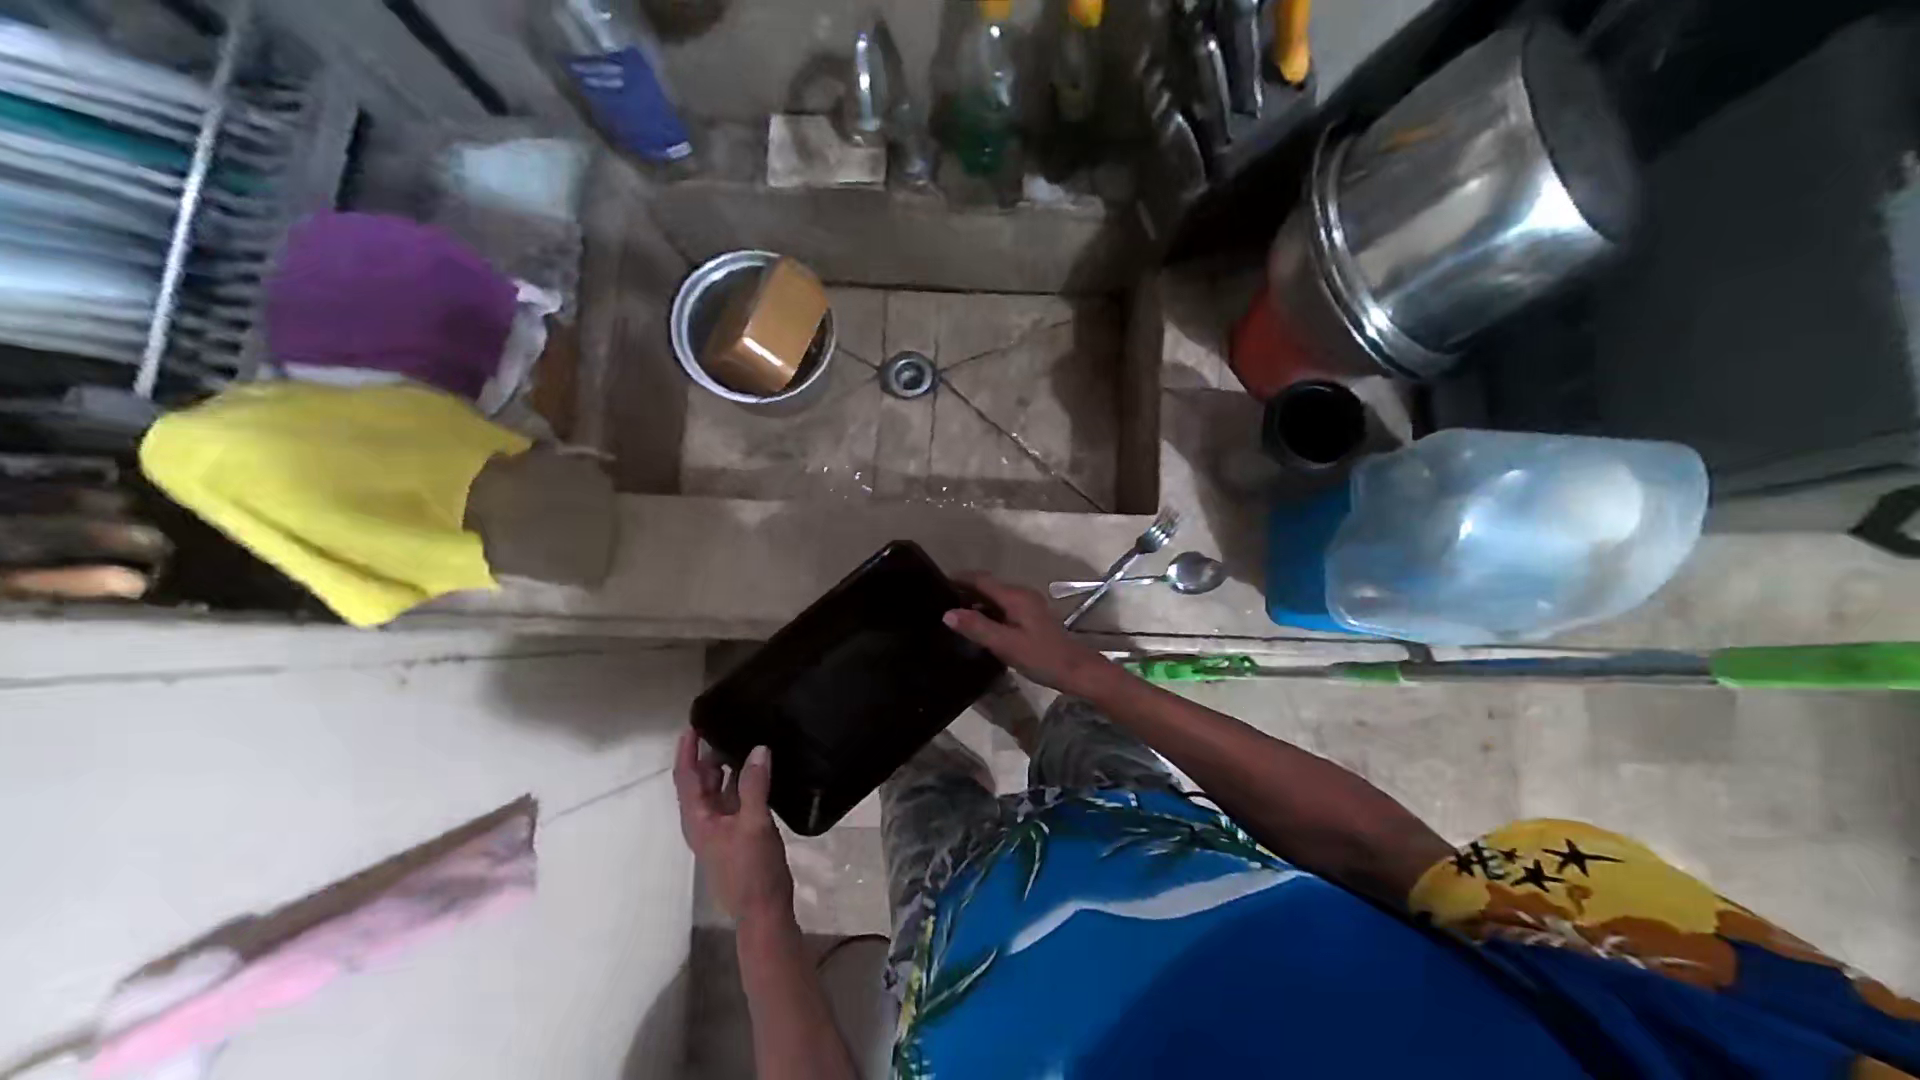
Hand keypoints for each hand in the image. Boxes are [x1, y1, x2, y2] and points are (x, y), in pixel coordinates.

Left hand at [673, 730, 794, 926]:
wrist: (763, 910)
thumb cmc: (751, 869)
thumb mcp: (754, 824)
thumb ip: (754, 785)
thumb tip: (759, 748)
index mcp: (698, 819)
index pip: (686, 776)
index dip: (687, 750)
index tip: (694, 724)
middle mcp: (705, 820)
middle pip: (702, 780)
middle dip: (710, 754)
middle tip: (729, 725)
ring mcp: (722, 827)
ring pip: (721, 788)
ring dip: (729, 766)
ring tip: (746, 739)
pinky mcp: (740, 832)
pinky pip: (737, 798)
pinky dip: (744, 781)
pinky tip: (761, 769)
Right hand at [943, 572, 1115, 695]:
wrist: (1076, 671)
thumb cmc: (1042, 657)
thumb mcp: (1005, 644)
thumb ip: (977, 627)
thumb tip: (947, 613)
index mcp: (1015, 596)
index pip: (981, 579)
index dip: (959, 579)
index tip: (937, 583)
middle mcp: (1021, 595)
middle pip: (988, 587)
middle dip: (964, 591)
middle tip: (940, 602)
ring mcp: (1028, 606)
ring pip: (995, 599)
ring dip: (975, 603)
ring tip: (953, 616)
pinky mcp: (1030, 619)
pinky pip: (1002, 609)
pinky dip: (987, 613)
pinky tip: (977, 628)